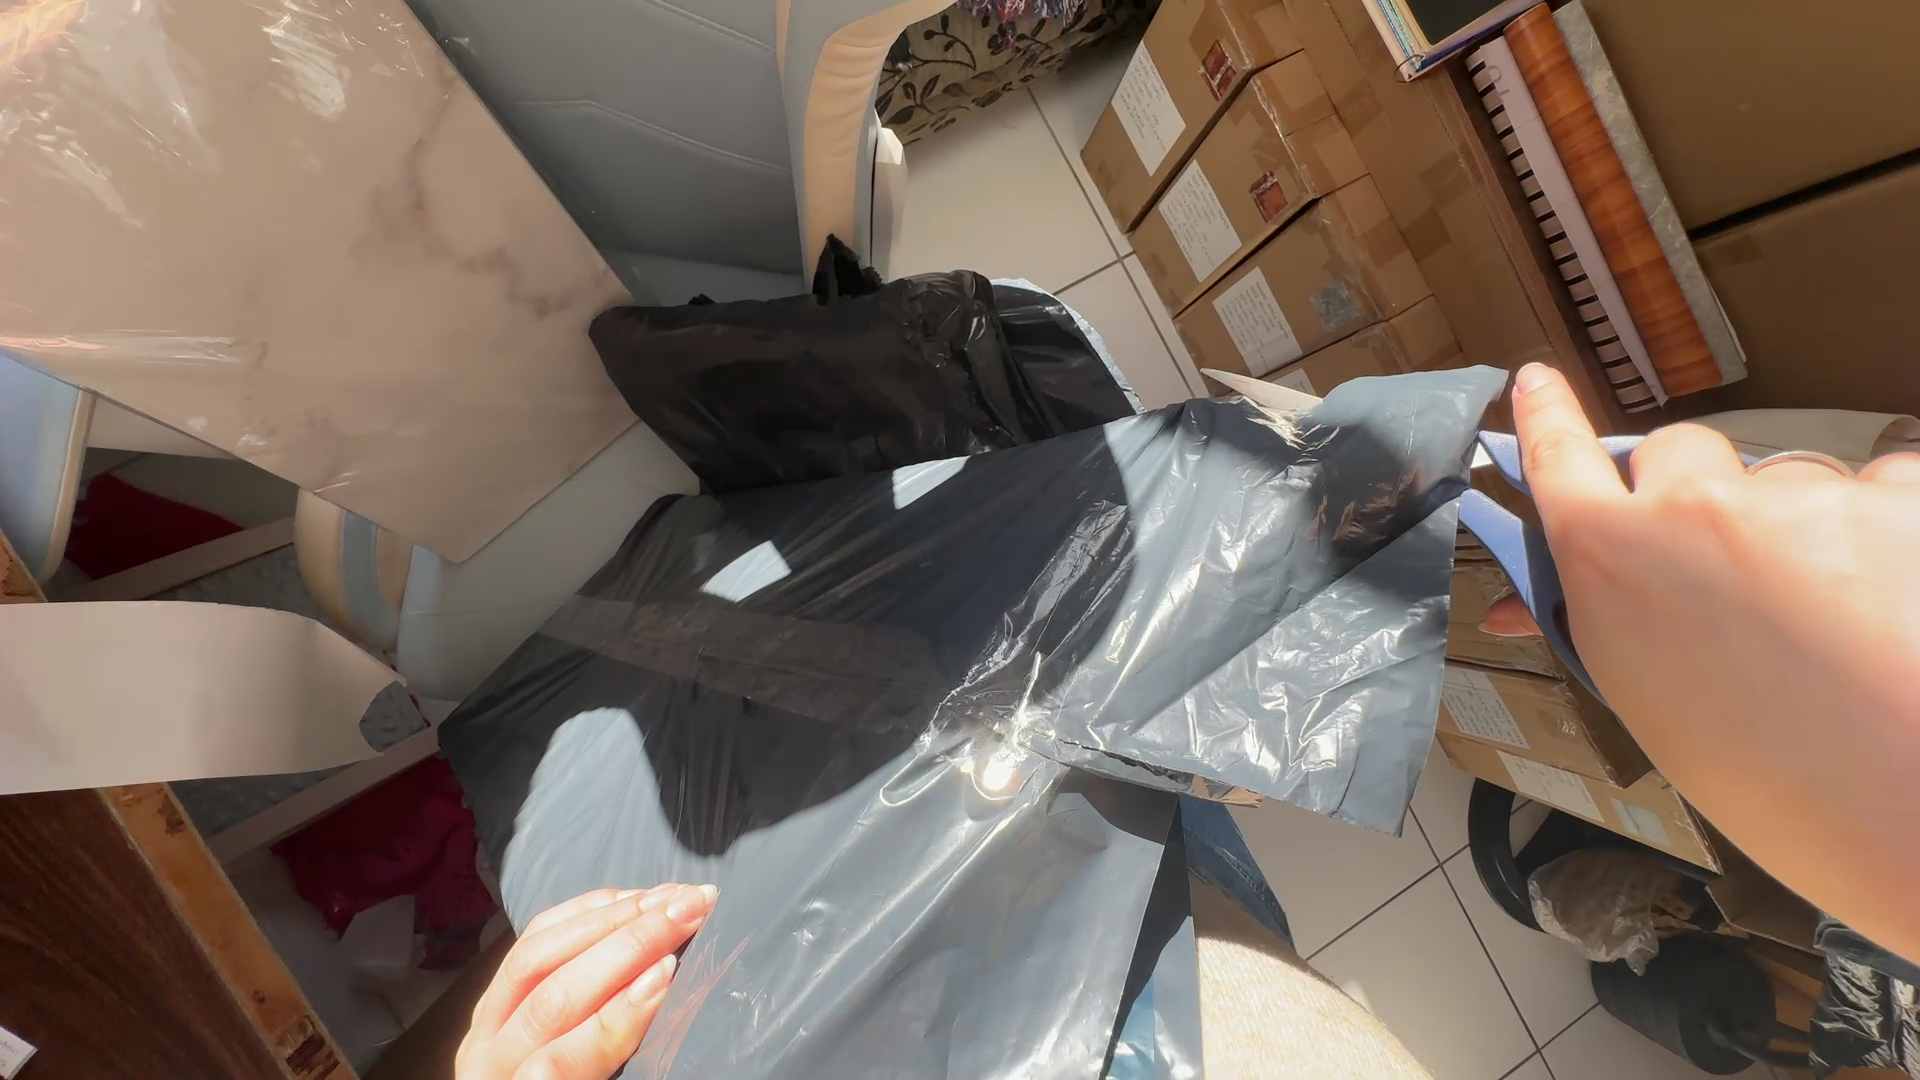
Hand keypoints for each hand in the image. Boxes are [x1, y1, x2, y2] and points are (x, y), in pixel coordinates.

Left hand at [457, 884, 716, 1079]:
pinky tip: (638, 896)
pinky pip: (537, 931)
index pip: (559, 1063)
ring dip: (618, 916)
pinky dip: (592, 908)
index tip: (668, 970)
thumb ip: (624, 1046)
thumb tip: (667, 982)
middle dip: (632, 944)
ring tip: (673, 896)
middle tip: (690, 910)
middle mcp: (491, 1062)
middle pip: (554, 996)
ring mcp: (487, 1019)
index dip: (616, 1015)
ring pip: (539, 954)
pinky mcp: (498, 981)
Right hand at [1507, 364, 1919, 958]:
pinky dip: (1883, 514)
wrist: (1903, 808)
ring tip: (1826, 592)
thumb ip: (1576, 615)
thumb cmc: (1749, 758)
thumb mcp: (1630, 679)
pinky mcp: (1905, 502)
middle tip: (1718, 546)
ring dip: (1791, 511)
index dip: (1541, 412)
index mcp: (1604, 549)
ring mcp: (1798, 499)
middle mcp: (1687, 507)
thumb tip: (1503, 612)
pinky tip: (1888, 577)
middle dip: (1690, 484)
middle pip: (1677, 450)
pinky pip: (1883, 480)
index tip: (1535, 379)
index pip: (1555, 452)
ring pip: (1782, 472)